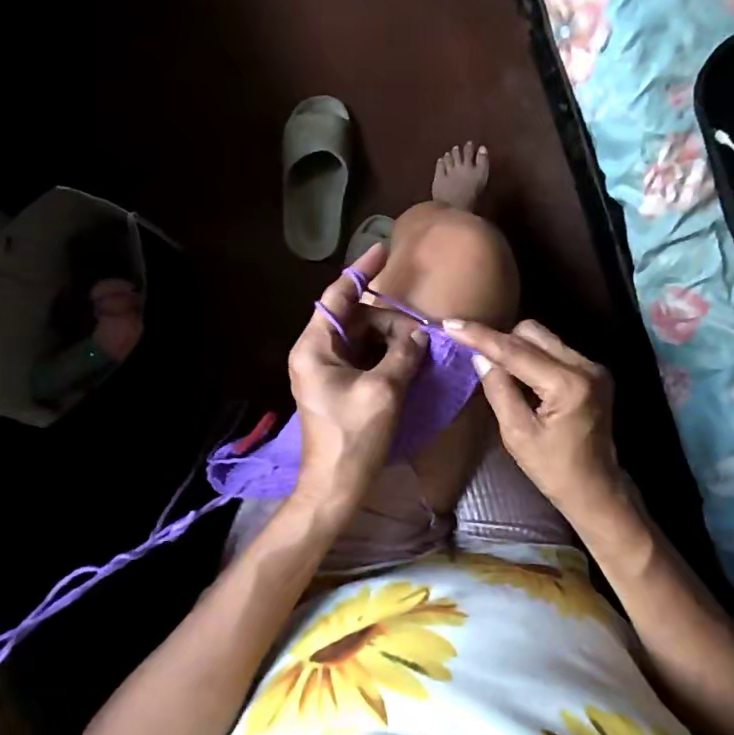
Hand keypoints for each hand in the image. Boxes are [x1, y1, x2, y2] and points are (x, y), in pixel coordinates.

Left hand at [287, 243, 427, 509]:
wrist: (335, 485)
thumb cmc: (353, 437)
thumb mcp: (383, 391)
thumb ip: (403, 355)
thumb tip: (420, 333)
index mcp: (314, 347)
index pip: (337, 296)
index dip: (361, 272)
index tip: (384, 249)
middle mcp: (314, 353)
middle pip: (352, 317)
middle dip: (386, 317)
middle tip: (419, 329)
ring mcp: (324, 370)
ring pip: (360, 338)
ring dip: (388, 336)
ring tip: (417, 342)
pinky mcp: (337, 387)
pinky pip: (362, 357)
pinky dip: (384, 353)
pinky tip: (407, 357)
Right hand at [442, 319, 621, 515]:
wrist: (596, 489)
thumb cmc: (553, 470)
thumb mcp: (517, 434)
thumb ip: (499, 390)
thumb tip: (480, 357)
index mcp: (567, 385)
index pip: (515, 351)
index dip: (480, 336)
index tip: (451, 325)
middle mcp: (585, 366)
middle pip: (531, 332)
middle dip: (499, 340)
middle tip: (472, 354)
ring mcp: (592, 367)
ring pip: (543, 337)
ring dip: (515, 346)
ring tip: (493, 365)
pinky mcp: (592, 372)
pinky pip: (553, 350)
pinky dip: (530, 356)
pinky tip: (516, 374)